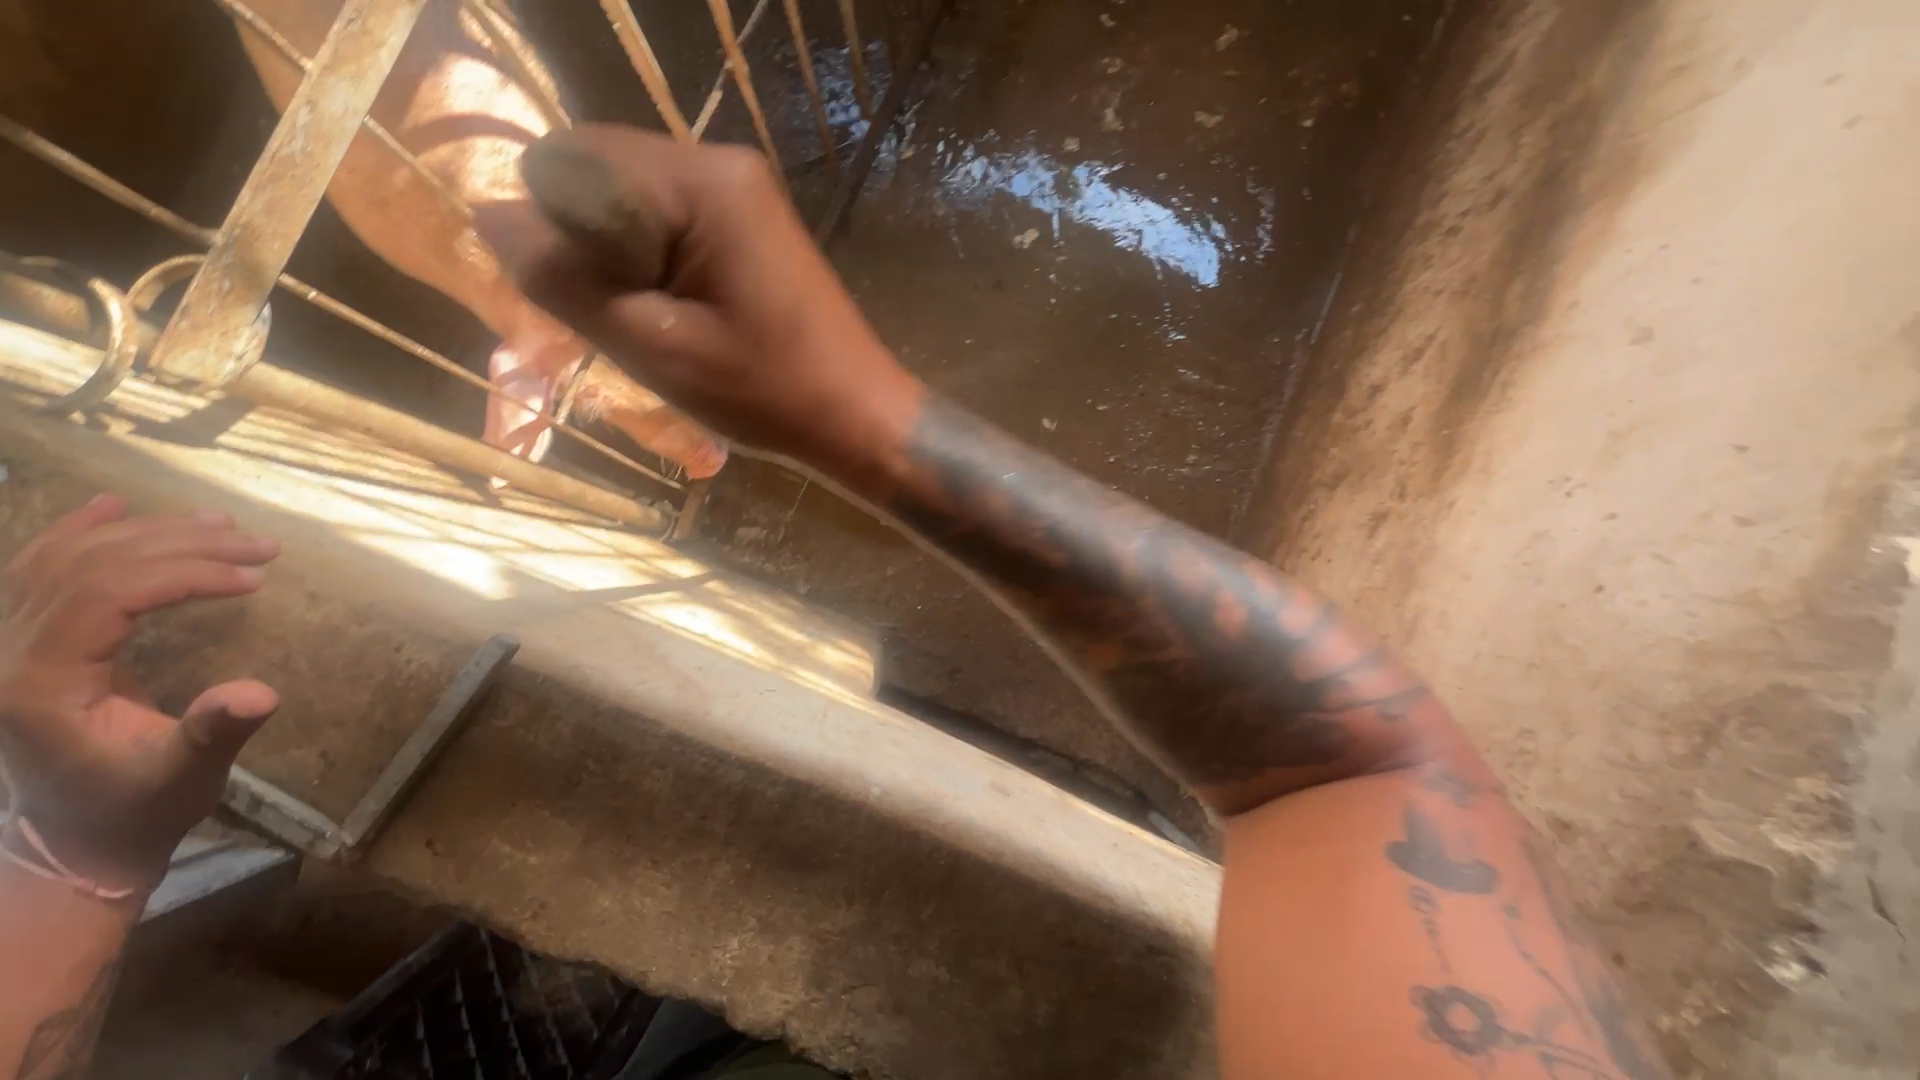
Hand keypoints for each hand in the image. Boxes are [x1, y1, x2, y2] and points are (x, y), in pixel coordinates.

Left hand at [0, 495, 280, 892]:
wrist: (78, 838)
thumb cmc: (138, 808)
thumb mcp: (186, 777)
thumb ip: (214, 732)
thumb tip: (262, 693)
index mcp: (39, 685)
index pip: (104, 594)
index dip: (184, 574)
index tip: (256, 578)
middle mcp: (5, 655)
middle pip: (89, 566)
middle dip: (183, 546)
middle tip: (263, 545)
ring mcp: (5, 647)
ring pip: (65, 559)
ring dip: (149, 534)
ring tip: (224, 525)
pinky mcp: (22, 644)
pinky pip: (36, 570)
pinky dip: (77, 532)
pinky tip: (112, 506)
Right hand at [474, 126, 924, 482]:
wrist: (858, 417)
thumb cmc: (767, 392)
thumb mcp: (654, 346)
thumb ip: (566, 279)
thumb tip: (489, 213)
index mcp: (702, 182)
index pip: (570, 161)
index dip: (554, 231)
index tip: (590, 303)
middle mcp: (722, 166)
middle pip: (599, 176)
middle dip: (586, 247)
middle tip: (622, 322)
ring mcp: (740, 194)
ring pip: (629, 204)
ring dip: (617, 263)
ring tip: (653, 328)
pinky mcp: (748, 225)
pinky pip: (667, 224)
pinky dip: (651, 267)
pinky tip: (675, 320)